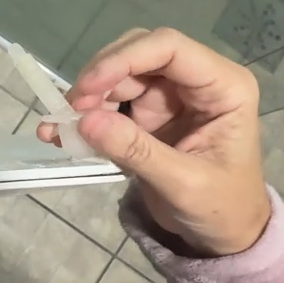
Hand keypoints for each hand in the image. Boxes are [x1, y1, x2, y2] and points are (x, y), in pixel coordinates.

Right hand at [40, 28, 270, 256]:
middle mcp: (193, 82)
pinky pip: (107, 104)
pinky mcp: (145, 115)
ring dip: (85, 100)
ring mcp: (167, 97)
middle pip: (137, 54)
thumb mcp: (183, 184)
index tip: (85, 90)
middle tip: (70, 112)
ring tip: (59, 131)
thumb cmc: (222, 207)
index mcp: (223, 87)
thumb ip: (136, 151)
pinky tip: (59, 136)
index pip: (168, 48)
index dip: (123, 60)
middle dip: (100, 78)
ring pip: (116, 77)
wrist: (224, 234)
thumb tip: (84, 121)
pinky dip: (83, 118)